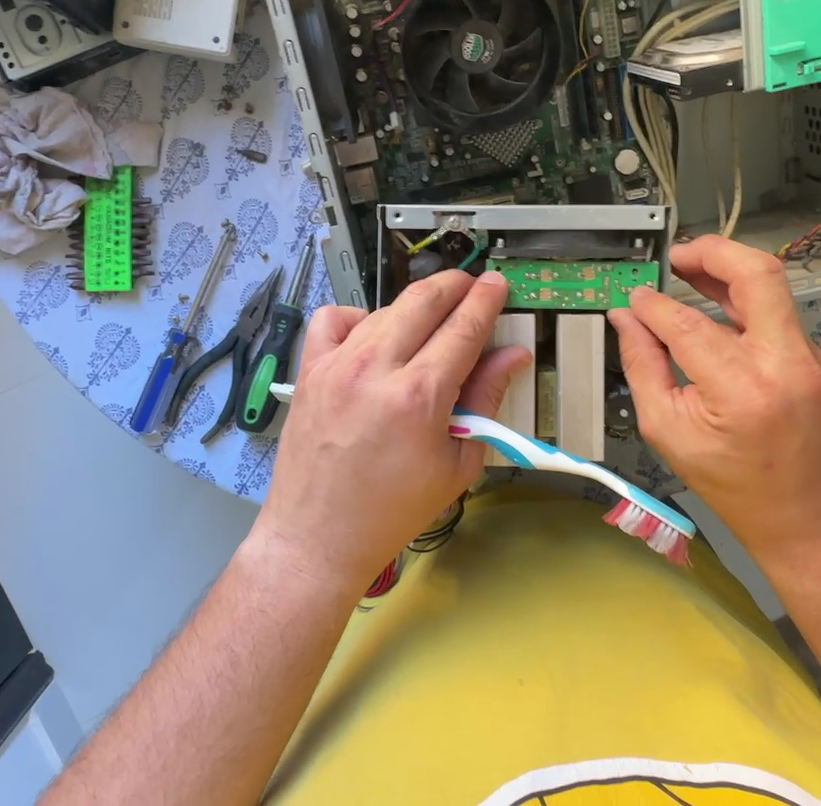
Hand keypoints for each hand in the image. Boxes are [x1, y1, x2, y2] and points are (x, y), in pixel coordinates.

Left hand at [254, 270, 529, 591]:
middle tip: (473, 287)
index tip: (497, 283)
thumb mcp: (458, 464)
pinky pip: (334, 318)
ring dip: (415, 306)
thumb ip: (486, 400)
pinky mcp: (309, 370)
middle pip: (424, 300)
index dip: (486, 300)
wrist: (318, 537)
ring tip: (431, 324)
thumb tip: (512, 356)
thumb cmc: (393, 511)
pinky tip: (373, 336)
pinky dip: (359, 317)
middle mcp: (376, 368)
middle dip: (455, 285)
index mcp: (419, 396)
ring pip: (385, 308)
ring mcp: (337, 365)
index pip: (463, 326)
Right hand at [608, 235, 820, 556]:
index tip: (633, 299)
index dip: (652, 306)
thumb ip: (643, 366)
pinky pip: (774, 312)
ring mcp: (808, 356)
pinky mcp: (813, 356)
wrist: (801, 511)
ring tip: (687, 269)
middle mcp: (784, 362)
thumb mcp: (667, 430)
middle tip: (675, 255)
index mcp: (742, 389)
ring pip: (771, 285)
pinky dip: (740, 300)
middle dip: (711, 252)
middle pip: (757, 273)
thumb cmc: (730, 482)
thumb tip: (627, 320)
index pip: (688, 323)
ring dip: (727, 270)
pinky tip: (713, 307)